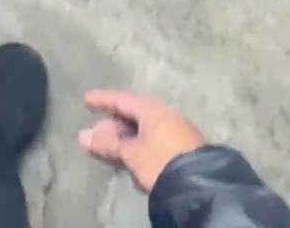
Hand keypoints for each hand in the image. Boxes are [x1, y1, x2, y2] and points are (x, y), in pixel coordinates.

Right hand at [78, 90, 207, 192]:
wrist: (206, 191)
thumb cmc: (162, 162)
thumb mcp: (131, 154)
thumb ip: (108, 144)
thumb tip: (83, 137)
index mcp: (153, 110)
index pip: (122, 100)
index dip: (102, 100)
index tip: (86, 100)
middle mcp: (167, 118)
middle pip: (133, 118)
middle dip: (112, 128)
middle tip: (95, 137)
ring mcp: (179, 137)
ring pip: (144, 135)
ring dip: (125, 143)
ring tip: (111, 155)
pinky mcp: (187, 155)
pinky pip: (156, 147)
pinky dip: (141, 152)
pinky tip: (133, 167)